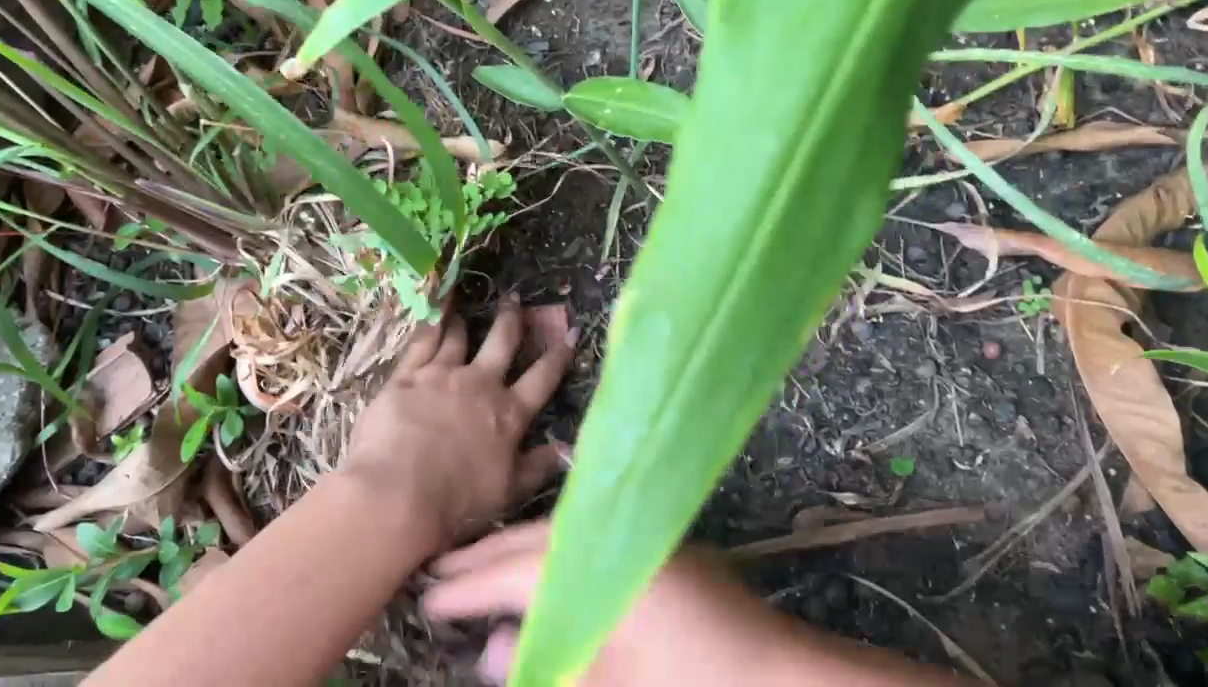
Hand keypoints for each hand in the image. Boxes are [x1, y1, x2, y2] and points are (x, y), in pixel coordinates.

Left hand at [340, 294, 572, 548]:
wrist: (398, 493)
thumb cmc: (456, 502)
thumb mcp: (508, 493)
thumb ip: (537, 468)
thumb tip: (567, 449)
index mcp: (508, 414)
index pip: (542, 379)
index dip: (558, 355)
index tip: (570, 333)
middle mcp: (479, 385)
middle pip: (502, 343)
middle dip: (512, 319)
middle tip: (515, 299)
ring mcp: (441, 375)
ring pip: (459, 338)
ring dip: (464, 322)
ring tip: (464, 308)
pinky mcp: (406, 376)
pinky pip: (422, 341)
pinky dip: (431, 324)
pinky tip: (433, 313)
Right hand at [420, 522, 799, 685]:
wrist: (780, 679)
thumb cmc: (687, 681)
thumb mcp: (609, 684)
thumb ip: (547, 664)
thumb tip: (487, 652)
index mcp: (595, 567)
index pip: (512, 573)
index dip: (468, 586)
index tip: (427, 594)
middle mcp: (612, 539)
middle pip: (532, 541)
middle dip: (486, 556)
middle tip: (442, 570)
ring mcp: (640, 540)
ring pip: (559, 535)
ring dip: (518, 549)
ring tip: (480, 564)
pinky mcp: (662, 551)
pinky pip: (589, 540)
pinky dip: (555, 553)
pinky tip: (542, 568)